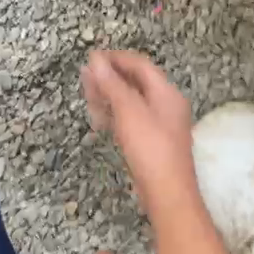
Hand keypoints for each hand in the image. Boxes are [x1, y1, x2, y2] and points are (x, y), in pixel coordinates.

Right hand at [81, 50, 197, 214]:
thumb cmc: (150, 148)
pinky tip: (100, 119)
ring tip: (89, 99)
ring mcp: (160, 123)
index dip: (115, 58)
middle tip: (85, 80)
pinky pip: (131, 117)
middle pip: (135, 81)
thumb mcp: (128, 110)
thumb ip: (111, 82)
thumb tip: (95, 58)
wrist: (168, 195)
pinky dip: (115, 113)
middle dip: (109, 78)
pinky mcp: (152, 140)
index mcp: (166, 93)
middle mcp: (166, 104)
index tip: (91, 59)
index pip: (139, 64)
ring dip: (109, 96)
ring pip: (131, 99)